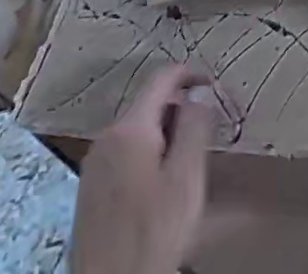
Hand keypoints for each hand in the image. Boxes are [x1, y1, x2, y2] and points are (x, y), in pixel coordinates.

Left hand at [70, 63, 213, 273]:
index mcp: (129, 129)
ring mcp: (94, 163)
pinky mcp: (90, 187)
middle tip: (208, 133)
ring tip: (188, 162)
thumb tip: (200, 91)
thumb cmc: (153, 232)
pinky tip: (162, 183)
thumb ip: (195, 126)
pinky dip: (149, 151)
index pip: (162, 78)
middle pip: (150, 103)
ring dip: (167, 133)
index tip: (216, 86)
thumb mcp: (186, 177)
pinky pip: (126, 150)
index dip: (192, 74)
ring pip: (138, 128)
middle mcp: (106, 137)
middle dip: (181, 109)